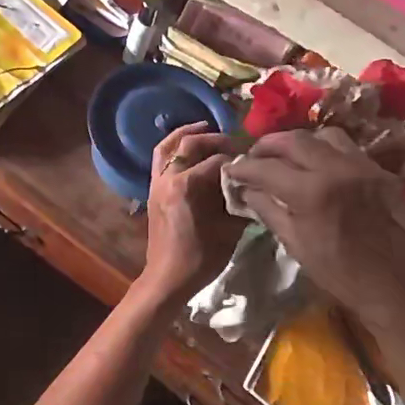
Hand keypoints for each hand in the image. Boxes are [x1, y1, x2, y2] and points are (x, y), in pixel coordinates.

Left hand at [139, 122, 243, 304]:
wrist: (168, 277)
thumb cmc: (201, 257)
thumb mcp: (230, 229)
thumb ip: (240, 200)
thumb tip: (251, 183)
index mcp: (186, 186)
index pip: (217, 159)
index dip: (237, 157)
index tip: (252, 160)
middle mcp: (168, 178)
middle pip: (189, 143)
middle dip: (214, 138)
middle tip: (233, 143)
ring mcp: (156, 183)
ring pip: (167, 146)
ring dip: (187, 134)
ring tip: (207, 128)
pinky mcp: (152, 190)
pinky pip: (160, 159)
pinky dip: (174, 147)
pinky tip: (191, 147)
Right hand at [222, 127, 404, 327]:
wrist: (392, 284)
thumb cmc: (335, 270)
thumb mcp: (292, 241)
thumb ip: (266, 208)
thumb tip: (246, 190)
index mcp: (312, 191)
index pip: (266, 167)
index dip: (243, 167)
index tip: (230, 169)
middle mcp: (339, 169)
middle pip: (295, 140)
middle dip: (268, 146)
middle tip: (254, 158)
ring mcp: (365, 168)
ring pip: (325, 136)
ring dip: (300, 143)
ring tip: (288, 158)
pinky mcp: (382, 173)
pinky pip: (350, 150)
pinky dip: (327, 153)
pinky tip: (318, 169)